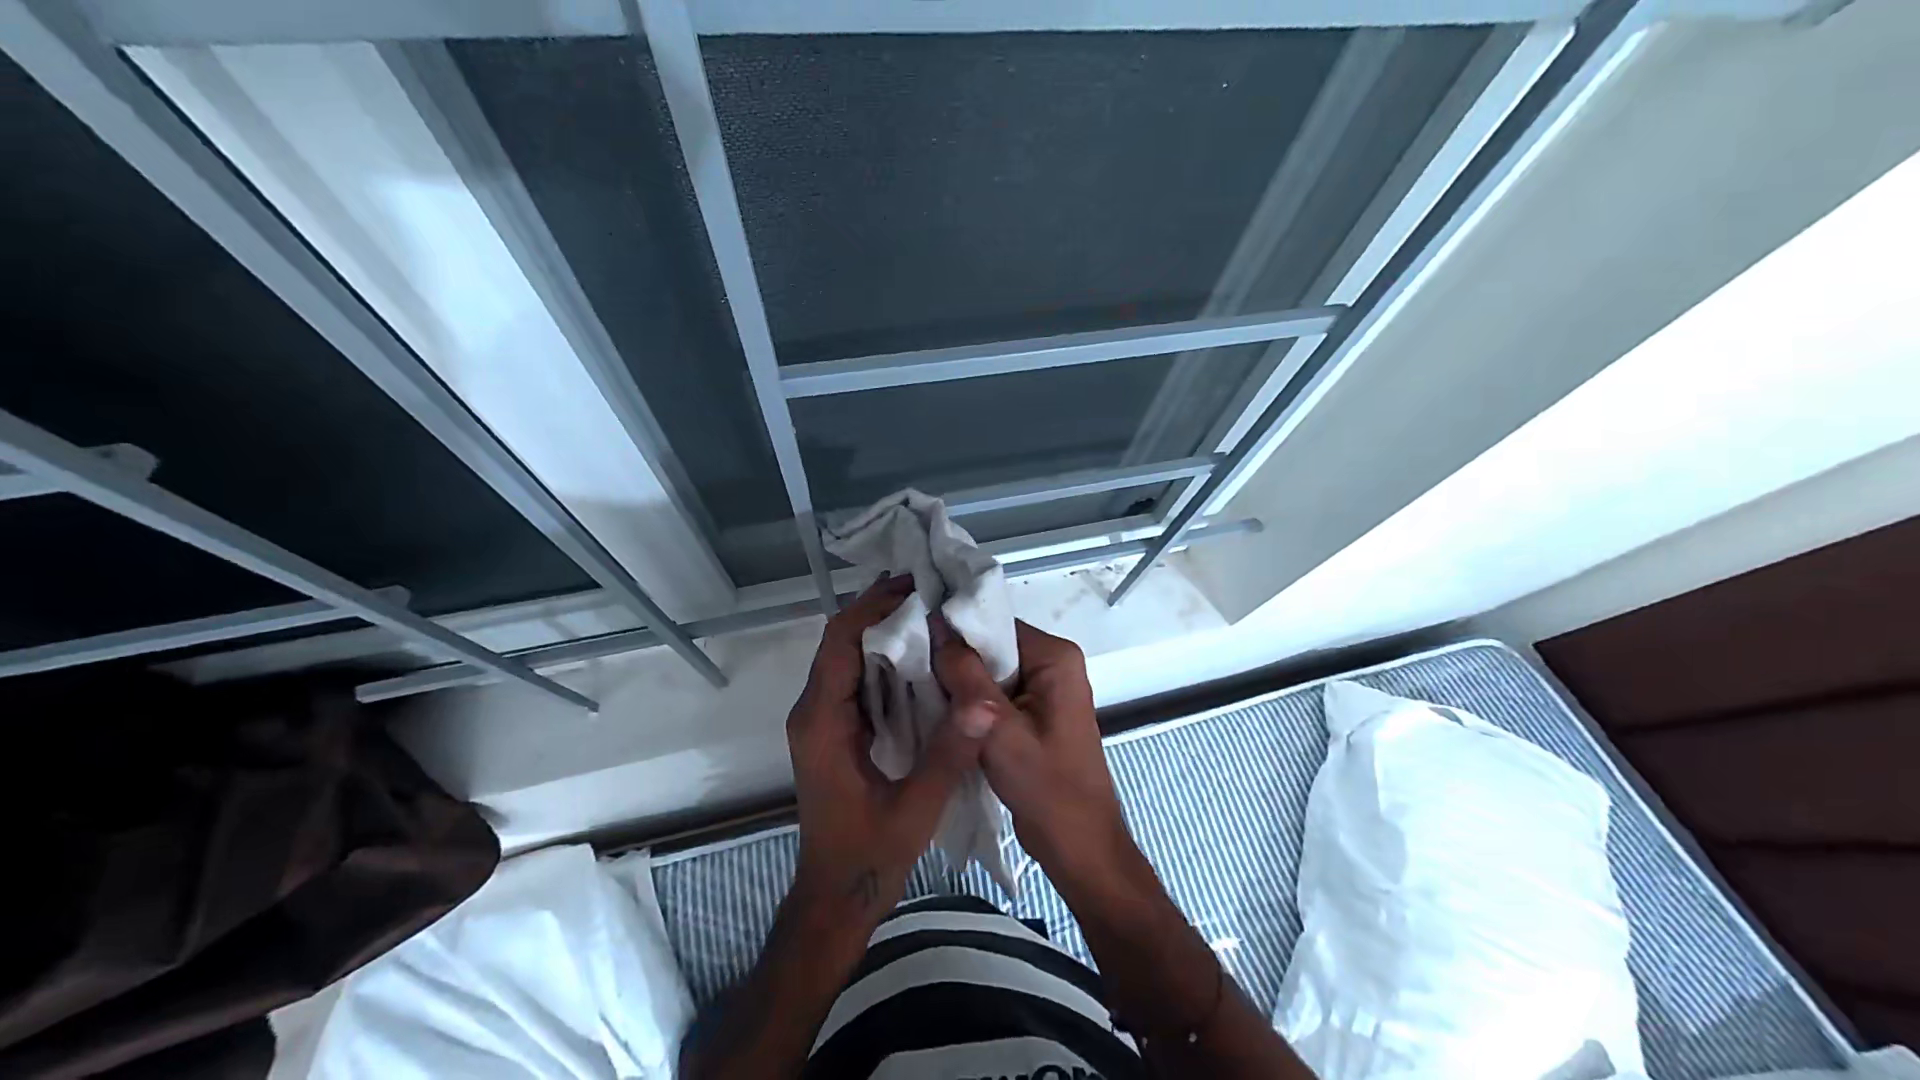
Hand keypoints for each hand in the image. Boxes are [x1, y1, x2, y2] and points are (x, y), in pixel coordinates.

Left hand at [786, 574, 990, 927]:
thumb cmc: (868, 855)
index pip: (841, 642)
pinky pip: (854, 679)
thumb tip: (983, 702)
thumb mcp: (916, 808)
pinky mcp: (833, 731)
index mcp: (824, 721)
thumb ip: (948, 755)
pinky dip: (883, 658)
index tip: (916, 587)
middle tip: (931, 591)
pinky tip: (920, 658)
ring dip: (882, 630)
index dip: (874, 607)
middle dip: (880, 610)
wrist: (835, 896)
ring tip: (931, 613)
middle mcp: (814, 711)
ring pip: (846, 657)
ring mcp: (821, 721)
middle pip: (840, 641)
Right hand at [932, 620, 1134, 887]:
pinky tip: (937, 708)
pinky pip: (993, 693)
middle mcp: (1051, 663)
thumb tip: (935, 628)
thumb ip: (966, 677)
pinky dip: (968, 701)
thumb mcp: (998, 729)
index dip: (954, 631)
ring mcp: (1042, 689)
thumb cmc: (1046, 787)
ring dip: (957, 681)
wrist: (1077, 844)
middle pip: (990, 645)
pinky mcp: (1030, 713)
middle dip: (953, 657)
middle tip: (907, 665)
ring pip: (988, 670)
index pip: (994, 624)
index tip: (912, 639)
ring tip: (915, 685)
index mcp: (1055, 657)